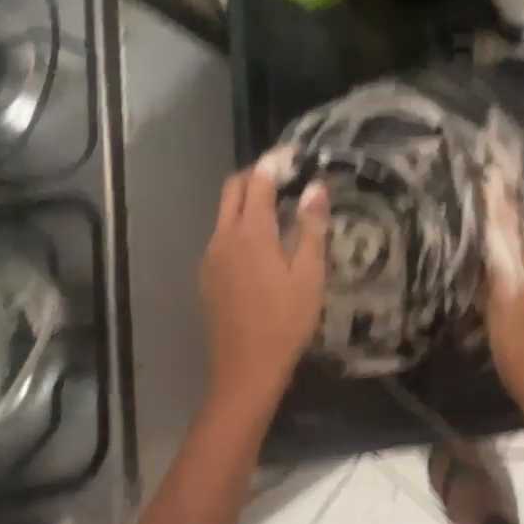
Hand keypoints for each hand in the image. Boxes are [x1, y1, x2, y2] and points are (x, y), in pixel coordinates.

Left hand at [202, 148, 327, 402]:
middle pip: (232, 190)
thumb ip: (311, 227)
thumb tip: (316, 187)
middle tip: (285, 173)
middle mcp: (223, 238)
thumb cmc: (286, 321)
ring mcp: (211, 258)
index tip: (295, 153)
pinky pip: (222, 236)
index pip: (258, 181)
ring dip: (247, 200)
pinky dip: (240, 224)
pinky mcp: (208, 277)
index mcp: (250, 233)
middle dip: (256, 174)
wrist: (246, 371)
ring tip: (279, 204)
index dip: (275, 161)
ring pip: (224, 213)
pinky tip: (263, 242)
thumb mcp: (310, 274)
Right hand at [481, 174, 523, 395]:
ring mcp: (510, 276)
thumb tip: (497, 203)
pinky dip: (481, 240)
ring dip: (487, 217)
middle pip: (505, 222)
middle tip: (473, 169)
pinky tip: (465, 238)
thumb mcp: (505, 286)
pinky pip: (490, 255)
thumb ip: (502, 247)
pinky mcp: (500, 290)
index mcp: (521, 257)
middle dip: (493, 197)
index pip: (510, 213)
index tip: (488, 162)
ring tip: (466, 193)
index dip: (500, 190)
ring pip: (498, 238)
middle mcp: (519, 261)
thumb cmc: (514, 330)